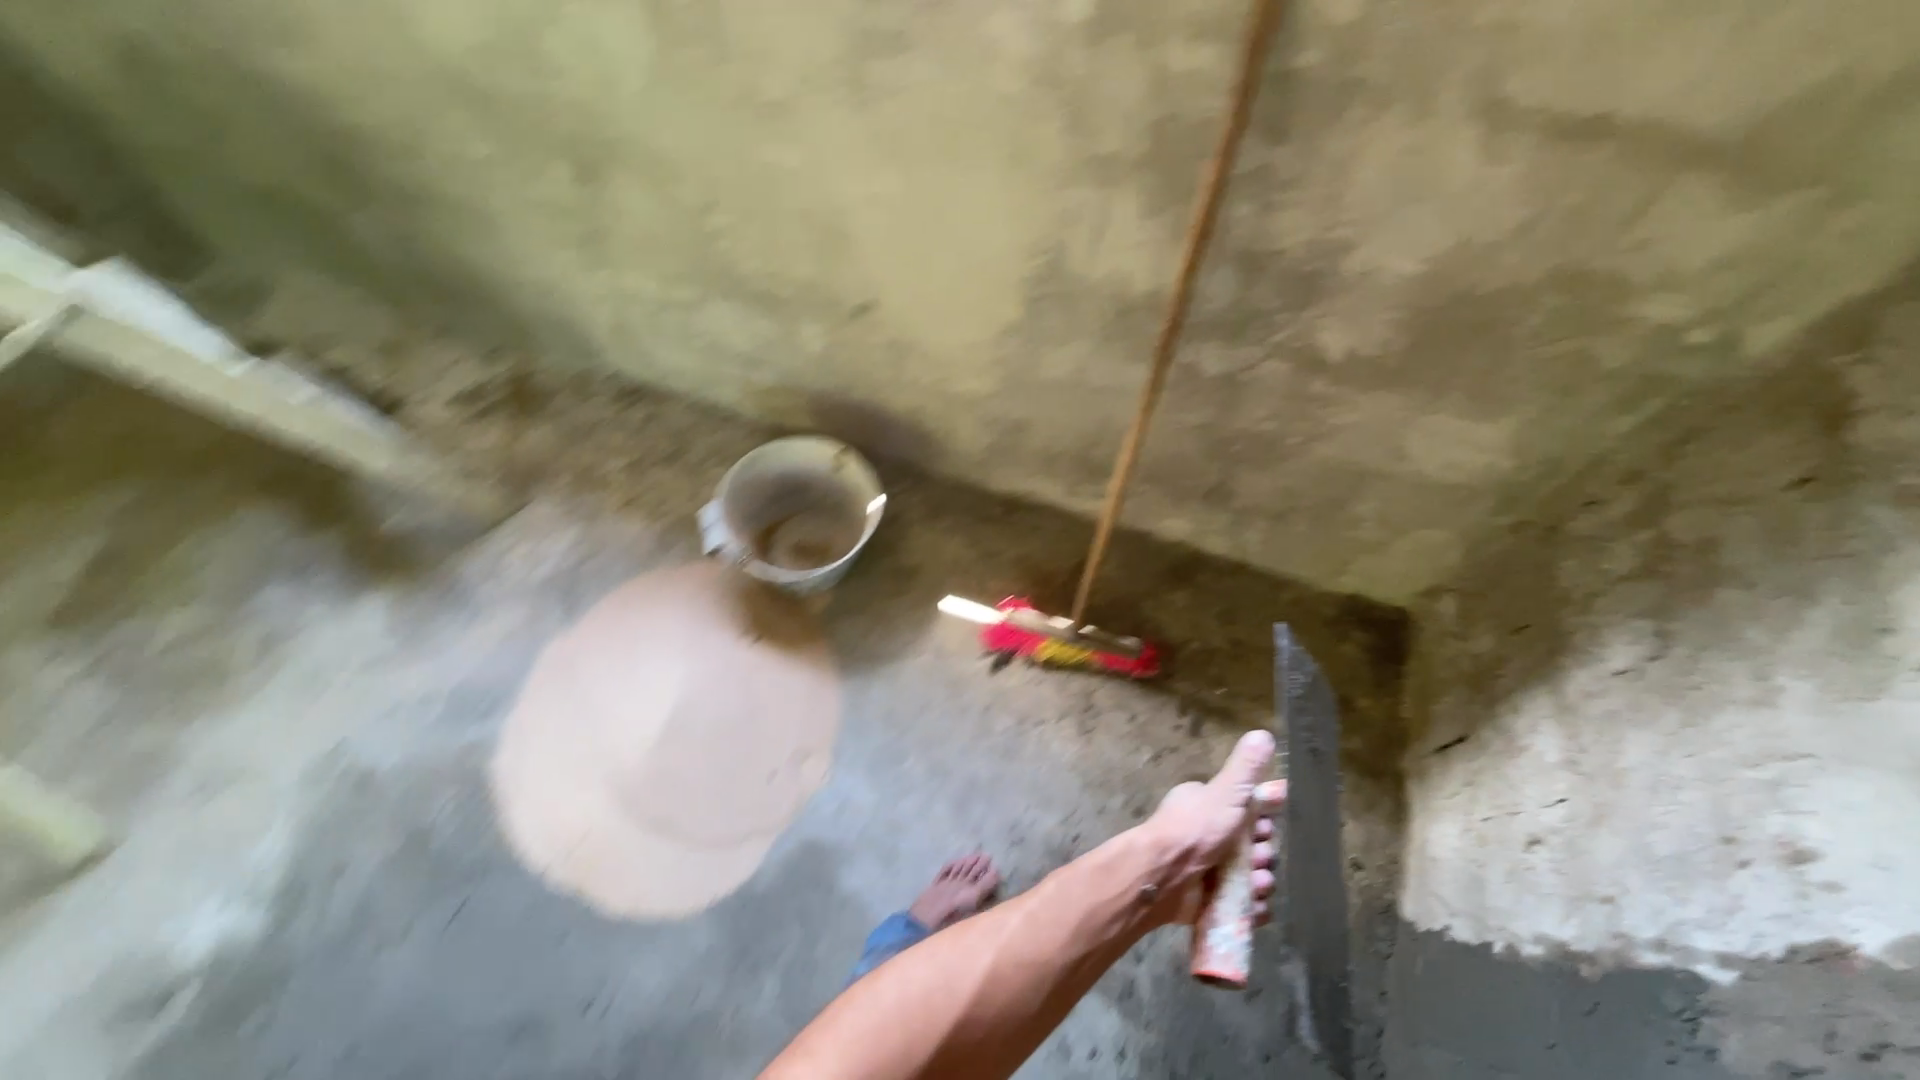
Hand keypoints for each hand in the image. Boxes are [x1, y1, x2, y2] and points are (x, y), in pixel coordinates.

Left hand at [1141, 730, 1283, 925]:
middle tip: (1260, 856)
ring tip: (1255, 881)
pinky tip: (1254, 905)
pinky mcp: (1210, 900)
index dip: (1266, 818)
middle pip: (1254, 845)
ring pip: (1251, 875)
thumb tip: (1263, 734)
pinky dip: (1252, 907)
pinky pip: (1242, 906)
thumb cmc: (1196, 828)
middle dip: (1264, 852)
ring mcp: (1208, 869)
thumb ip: (1245, 768)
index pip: (1248, 809)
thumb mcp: (1225, 792)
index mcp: (1208, 805)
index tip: (1271, 825)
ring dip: (1260, 880)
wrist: (1163, 875)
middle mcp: (1208, 834)